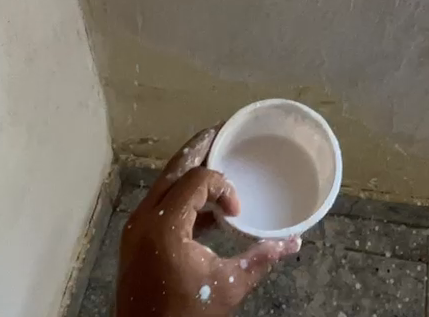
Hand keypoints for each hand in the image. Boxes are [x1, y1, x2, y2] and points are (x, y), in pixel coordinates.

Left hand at [116, 128, 302, 316]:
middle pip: (174, 168)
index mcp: (166, 226)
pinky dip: (180, 193)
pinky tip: (203, 206)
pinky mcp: (135, 239)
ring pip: (164, 182)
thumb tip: (293, 242)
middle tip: (223, 131)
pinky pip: (159, 201)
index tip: (237, 212)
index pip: (197, 180)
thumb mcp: (228, 288)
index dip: (223, 186)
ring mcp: (136, 228)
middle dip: (200, 148)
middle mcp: (145, 218)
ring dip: (189, 169)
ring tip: (215, 159)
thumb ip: (260, 258)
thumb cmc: (185, 316)